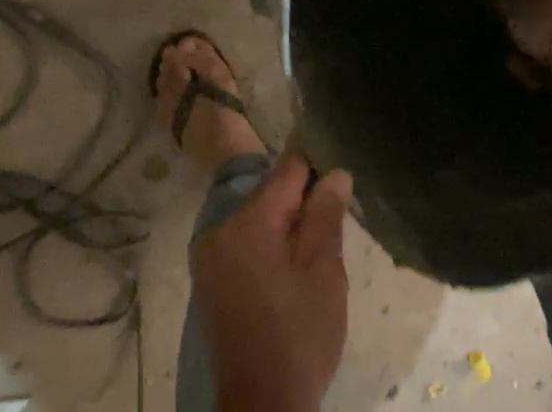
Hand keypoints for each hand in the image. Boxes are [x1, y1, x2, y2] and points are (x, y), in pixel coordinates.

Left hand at [193, 151, 354, 411]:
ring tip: (320, 245)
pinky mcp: (210, 280)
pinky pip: (244, 244)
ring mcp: (209, 257)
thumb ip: (326, 217)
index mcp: (246, 223)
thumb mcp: (323, 273)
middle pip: (268, 196)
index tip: (341, 164)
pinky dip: (269, 246)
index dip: (316, 165)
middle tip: (338, 216)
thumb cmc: (300, 336)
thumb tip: (335, 173)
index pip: (285, 172)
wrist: (262, 405)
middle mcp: (219, 230)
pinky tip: (293, 268)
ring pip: (257, 221)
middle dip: (302, 202)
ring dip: (286, 226)